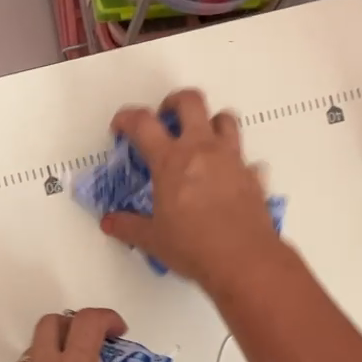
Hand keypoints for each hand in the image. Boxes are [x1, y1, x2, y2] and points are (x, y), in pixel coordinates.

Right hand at [100, 89, 287, 292]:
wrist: (243, 260)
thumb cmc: (192, 247)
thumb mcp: (152, 240)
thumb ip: (128, 226)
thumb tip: (109, 222)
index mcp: (171, 161)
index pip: (143, 123)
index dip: (127, 118)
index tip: (120, 128)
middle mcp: (203, 149)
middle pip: (190, 102)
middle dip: (174, 102)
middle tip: (165, 119)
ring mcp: (232, 159)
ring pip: (225, 118)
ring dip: (210, 122)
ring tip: (199, 141)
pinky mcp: (252, 175)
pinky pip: (245, 158)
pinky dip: (235, 162)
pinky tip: (228, 178)